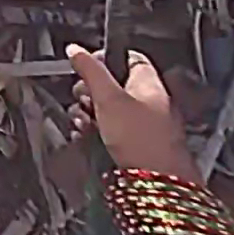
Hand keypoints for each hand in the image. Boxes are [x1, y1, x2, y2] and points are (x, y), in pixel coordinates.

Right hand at [67, 44, 196, 180]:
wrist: (159, 186)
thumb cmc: (140, 138)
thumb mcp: (109, 97)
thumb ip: (90, 70)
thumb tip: (75, 48)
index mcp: (149, 85)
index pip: (129, 57)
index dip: (105, 57)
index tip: (86, 65)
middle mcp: (147, 102)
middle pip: (110, 82)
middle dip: (88, 88)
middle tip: (83, 96)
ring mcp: (140, 124)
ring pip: (105, 106)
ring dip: (86, 110)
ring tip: (82, 120)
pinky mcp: (132, 144)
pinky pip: (106, 127)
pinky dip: (92, 128)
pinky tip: (85, 133)